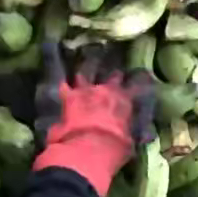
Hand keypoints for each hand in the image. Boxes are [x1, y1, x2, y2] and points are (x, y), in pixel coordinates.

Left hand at [32, 46, 152, 196]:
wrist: (82, 156)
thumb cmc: (111, 155)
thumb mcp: (131, 145)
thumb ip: (138, 132)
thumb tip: (148, 133)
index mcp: (126, 102)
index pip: (139, 82)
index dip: (140, 77)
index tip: (141, 74)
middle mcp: (106, 89)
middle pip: (112, 70)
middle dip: (114, 63)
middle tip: (113, 53)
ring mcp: (81, 87)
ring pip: (87, 64)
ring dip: (90, 57)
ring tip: (91, 47)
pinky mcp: (58, 89)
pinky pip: (55, 65)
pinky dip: (52, 53)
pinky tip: (50, 40)